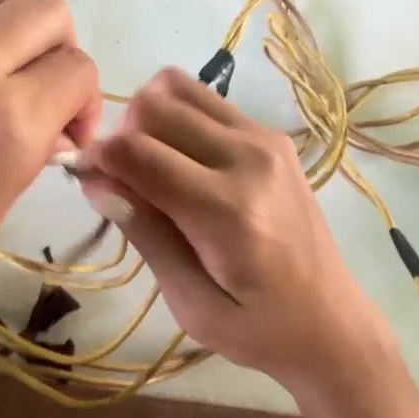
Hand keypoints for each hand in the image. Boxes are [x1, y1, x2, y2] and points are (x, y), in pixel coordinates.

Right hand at [76, 68, 389, 387]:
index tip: (84, 178)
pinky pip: (203, 98)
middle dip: (120, 135)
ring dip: (147, 117)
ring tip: (148, 162)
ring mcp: (263, 138)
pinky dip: (175, 115)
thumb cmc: (259, 329)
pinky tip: (179, 158)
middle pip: (153, 106)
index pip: (137, 153)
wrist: (333, 322)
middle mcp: (247, 159)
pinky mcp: (269, 133)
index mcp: (227, 212)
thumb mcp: (190, 304)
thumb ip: (144, 234)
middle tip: (121, 178)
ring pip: (175, 88)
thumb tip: (94, 180)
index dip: (96, 157)